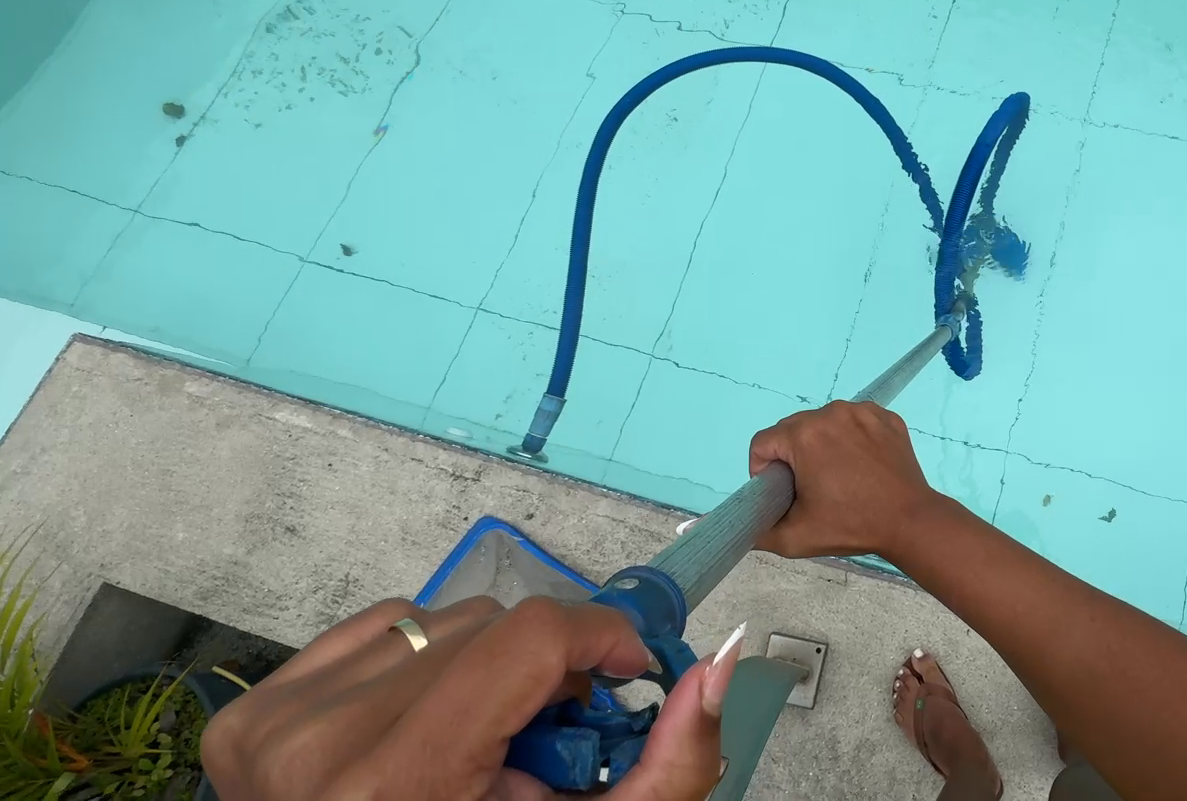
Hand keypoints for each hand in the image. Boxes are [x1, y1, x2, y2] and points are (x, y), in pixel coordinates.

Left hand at [202, 595, 740, 800]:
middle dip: (545, 670)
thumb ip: (671, 766)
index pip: (531, 636)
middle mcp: (316, 745)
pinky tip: (422, 721)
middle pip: (496, 626)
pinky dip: (429, 657)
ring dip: (487, 662)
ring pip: (446, 618)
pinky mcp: (250, 712)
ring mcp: (273, 725)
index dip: (600, 638)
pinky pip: (388, 623)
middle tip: (541, 744)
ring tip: (476, 743)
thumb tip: (720, 657)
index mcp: (395, 786)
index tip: (625, 674)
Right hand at [748, 400, 937, 559]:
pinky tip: (862, 464)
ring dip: (821, 444)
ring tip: (838, 475)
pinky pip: (854, 421)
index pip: (762, 443)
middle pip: (792, 429)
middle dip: (792, 456)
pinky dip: (851, 438)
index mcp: (804, 435)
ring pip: (824, 423)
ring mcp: (862, 411)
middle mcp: (830, 412)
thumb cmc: (851, 525)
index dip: (762, 471)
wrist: (909, 519)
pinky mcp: (886, 416)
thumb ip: (759, 531)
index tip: (780, 493)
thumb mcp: (795, 538)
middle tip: (809, 487)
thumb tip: (743, 526)